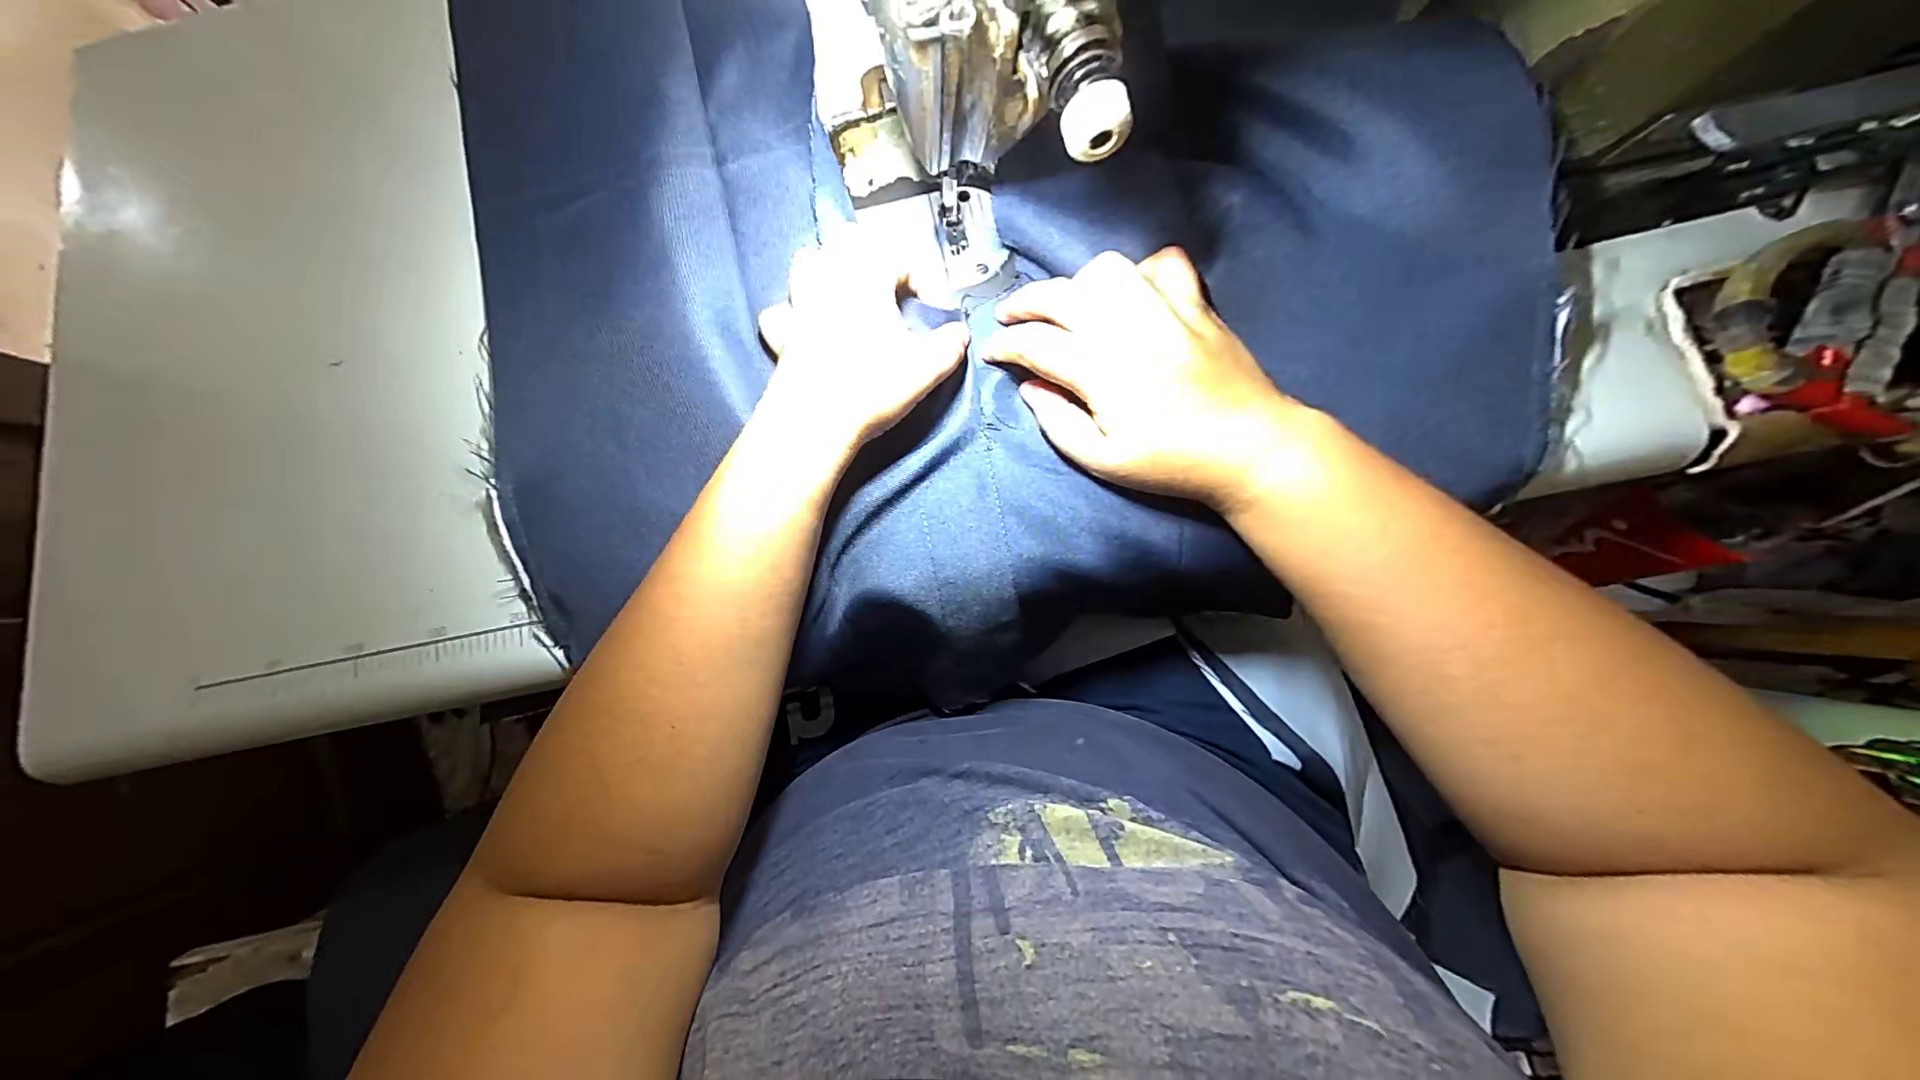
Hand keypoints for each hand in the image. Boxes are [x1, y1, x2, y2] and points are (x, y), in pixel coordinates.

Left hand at [757, 228, 970, 451]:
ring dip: (830, 271)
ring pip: (808, 263)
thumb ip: (949, 345)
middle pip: (849, 245)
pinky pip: (782, 311)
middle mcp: (829, 281)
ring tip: (849, 294)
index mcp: (866, 277)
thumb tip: (959, 335)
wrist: (815, 421)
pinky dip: (794, 314)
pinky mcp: (782, 336)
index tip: (936, 309)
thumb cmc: (870, 388)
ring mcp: (800, 306)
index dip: (926, 279)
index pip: (902, 258)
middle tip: (895, 291)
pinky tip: (806, 326)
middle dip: (875, 261)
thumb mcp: (926, 368)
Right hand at [984, 247, 1322, 513]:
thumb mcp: (1103, 460)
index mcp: (1101, 369)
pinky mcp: (1195, 305)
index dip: (1005, 346)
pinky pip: (1164, 266)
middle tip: (1009, 317)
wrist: (1249, 447)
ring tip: (1068, 304)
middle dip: (1025, 302)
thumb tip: (1030, 388)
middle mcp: (1127, 327)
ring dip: (1076, 282)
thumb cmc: (1171, 462)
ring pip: (1108, 269)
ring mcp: (1165, 310)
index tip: (992, 353)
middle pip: (1062, 295)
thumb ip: (1059, 423)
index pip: (1036, 344)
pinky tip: (1132, 294)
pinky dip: (1140, 272)